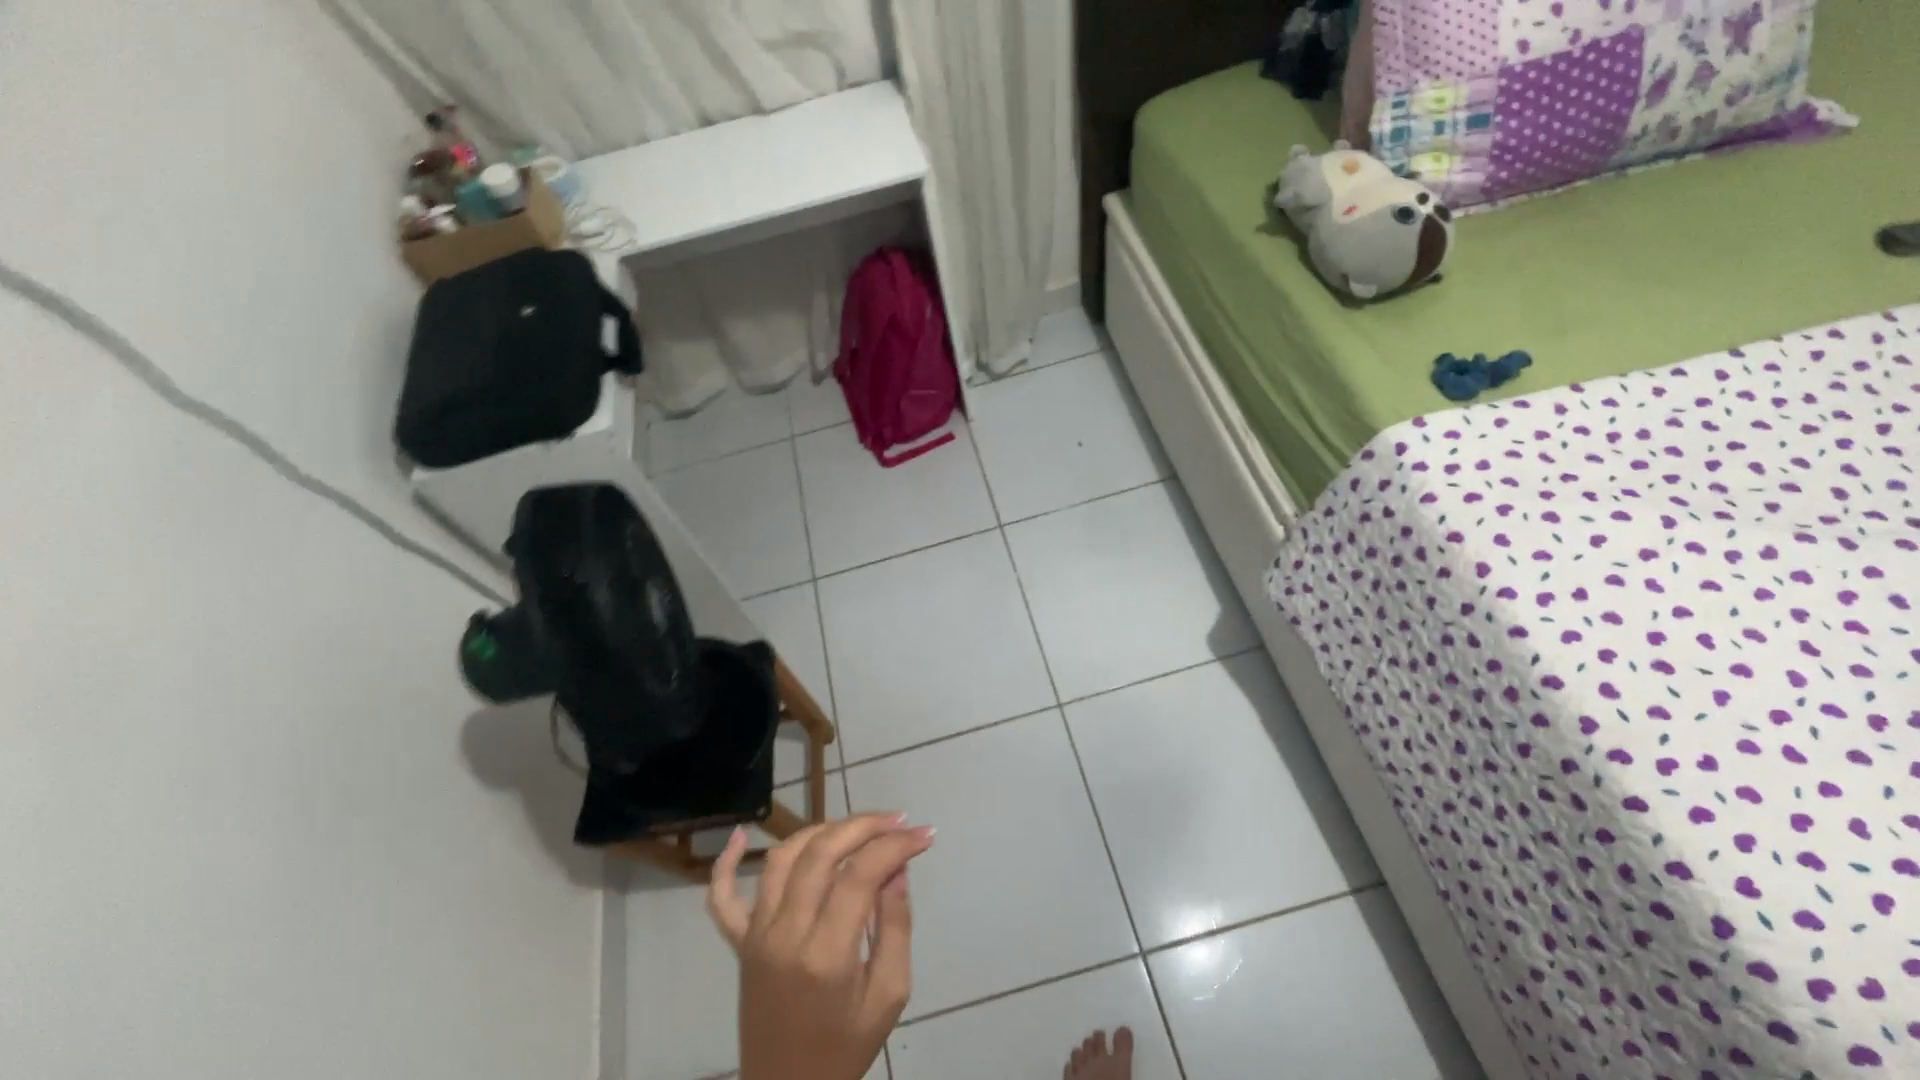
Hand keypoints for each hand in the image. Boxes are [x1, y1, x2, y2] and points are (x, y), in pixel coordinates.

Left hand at [707, 814, 934, 1079]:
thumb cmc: (846, 1047)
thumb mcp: (889, 996)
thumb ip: (896, 927)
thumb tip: (897, 870)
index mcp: (826, 955)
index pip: (860, 875)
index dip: (895, 846)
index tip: (924, 835)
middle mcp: (785, 935)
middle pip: (821, 854)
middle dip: (864, 826)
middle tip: (897, 821)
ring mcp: (755, 936)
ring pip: (782, 859)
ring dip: (821, 831)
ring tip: (857, 828)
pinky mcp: (739, 943)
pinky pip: (721, 897)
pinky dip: (726, 862)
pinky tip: (744, 834)